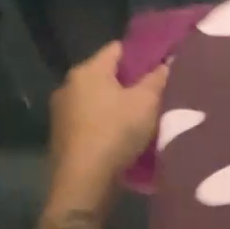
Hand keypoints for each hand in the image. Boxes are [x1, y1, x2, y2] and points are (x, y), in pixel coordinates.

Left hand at [48, 42, 168, 205]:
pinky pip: (91, 114)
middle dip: (133, 78)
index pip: (119, 48)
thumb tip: (167, 61)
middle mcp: (69, 84)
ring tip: (145, 109)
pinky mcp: (62, 131)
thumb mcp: (147, 101)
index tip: (165, 61)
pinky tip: (125, 129)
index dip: (144, 52)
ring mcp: (62, 109)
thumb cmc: (116, 131)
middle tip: (160, 87)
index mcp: (88, 71)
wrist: (84, 181)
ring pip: (99, 94)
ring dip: (120, 99)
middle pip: (108, 72)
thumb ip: (158, 77)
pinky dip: (108, 116)